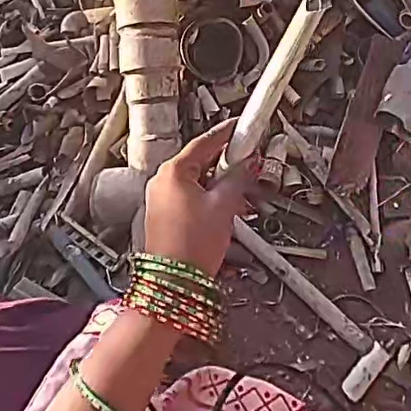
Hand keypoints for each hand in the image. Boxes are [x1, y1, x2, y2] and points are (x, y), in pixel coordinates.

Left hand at [142, 119, 255, 275]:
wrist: (175, 283)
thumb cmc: (191, 246)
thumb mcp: (224, 205)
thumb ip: (238, 178)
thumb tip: (247, 164)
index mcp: (172, 172)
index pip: (204, 142)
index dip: (227, 133)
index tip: (241, 127)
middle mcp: (162, 182)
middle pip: (201, 162)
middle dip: (228, 166)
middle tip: (248, 164)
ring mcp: (162, 200)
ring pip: (198, 182)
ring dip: (221, 186)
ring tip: (241, 196)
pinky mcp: (166, 217)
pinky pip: (192, 199)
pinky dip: (210, 200)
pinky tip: (227, 212)